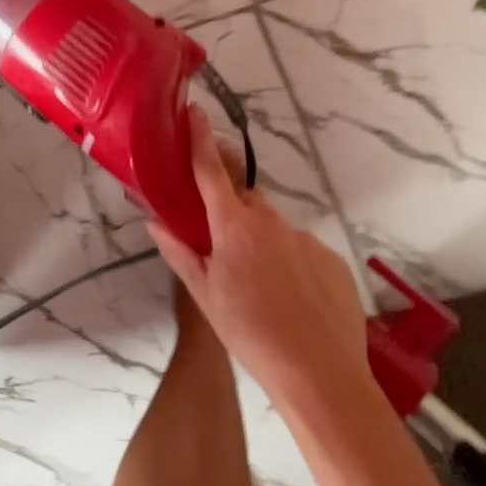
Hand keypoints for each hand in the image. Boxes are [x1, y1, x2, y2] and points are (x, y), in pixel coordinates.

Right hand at [148, 107, 369, 401]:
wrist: (321, 376)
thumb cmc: (250, 334)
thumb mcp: (204, 296)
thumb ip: (179, 252)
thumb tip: (154, 223)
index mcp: (233, 226)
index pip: (210, 169)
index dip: (200, 138)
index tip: (194, 110)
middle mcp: (271, 221)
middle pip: (243, 199)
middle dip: (229, 208)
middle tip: (220, 240)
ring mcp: (305, 239)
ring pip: (273, 226)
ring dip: (259, 240)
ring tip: (259, 284)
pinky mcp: (331, 259)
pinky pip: (300, 249)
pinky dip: (289, 262)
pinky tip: (290, 297)